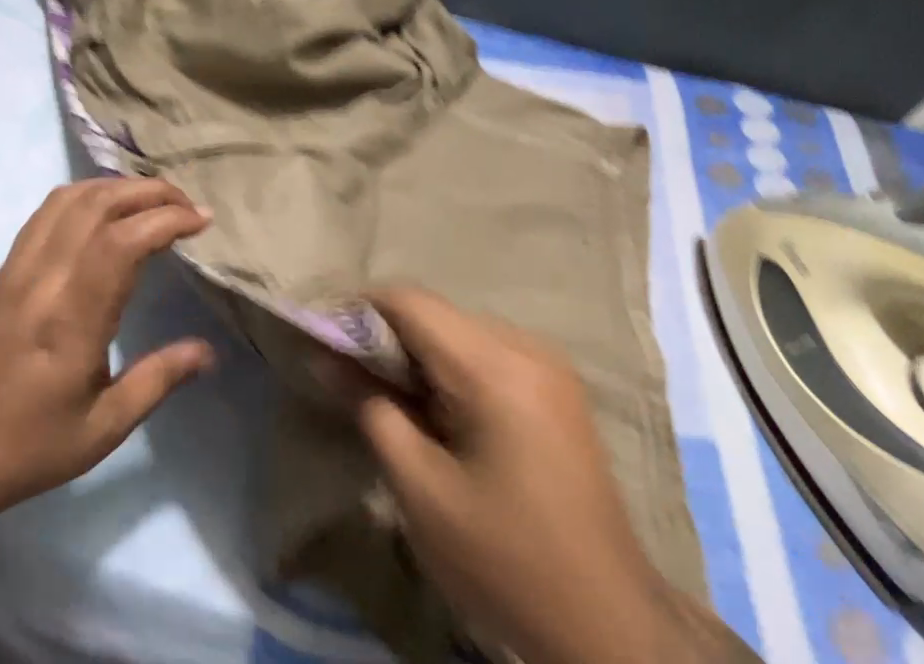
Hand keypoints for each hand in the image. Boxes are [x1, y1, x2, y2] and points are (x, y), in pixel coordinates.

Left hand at [0, 179, 215, 529]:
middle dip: (147, 192)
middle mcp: (40, 283)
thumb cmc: (27, 449)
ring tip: (153, 203)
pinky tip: (104, 215)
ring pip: (64, 201)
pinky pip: (42, 216)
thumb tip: (208, 351)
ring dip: (114, 189)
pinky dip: (82, 199)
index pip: (120, 242)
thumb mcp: (102, 429)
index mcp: (69, 321)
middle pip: (94, 205)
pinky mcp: (0, 275)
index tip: (202, 221)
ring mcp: (14, 273)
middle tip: (188, 207)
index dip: (164, 219)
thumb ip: (157, 380)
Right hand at [347, 288, 741, 663]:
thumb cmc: (502, 557)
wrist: (604, 621)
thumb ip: (370, 409)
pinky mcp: (558, 395)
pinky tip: (432, 414)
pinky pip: (489, 358)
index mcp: (496, 369)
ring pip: (461, 334)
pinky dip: (449, 373)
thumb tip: (325, 358)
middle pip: (437, 315)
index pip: (411, 302)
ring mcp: (552, 371)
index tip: (319, 340)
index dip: (357, 311)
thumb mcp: (420, 488)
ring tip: (383, 399)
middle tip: (344, 377)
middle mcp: (530, 351)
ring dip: (416, 357)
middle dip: (385, 338)